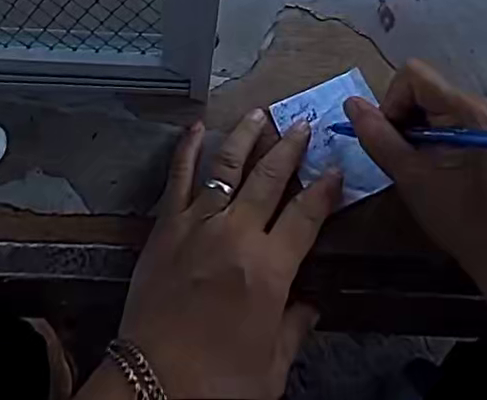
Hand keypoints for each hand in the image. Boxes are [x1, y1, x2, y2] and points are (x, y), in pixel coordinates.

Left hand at [117, 111, 342, 398]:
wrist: (151, 386)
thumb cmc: (217, 384)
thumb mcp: (271, 368)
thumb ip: (294, 328)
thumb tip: (311, 304)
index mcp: (268, 269)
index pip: (306, 216)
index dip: (325, 190)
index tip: (336, 168)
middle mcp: (236, 234)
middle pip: (270, 178)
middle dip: (290, 147)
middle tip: (303, 124)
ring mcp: (199, 223)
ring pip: (227, 165)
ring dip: (246, 136)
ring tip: (259, 113)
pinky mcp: (167, 225)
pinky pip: (178, 176)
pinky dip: (187, 148)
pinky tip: (195, 127)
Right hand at [342, 60, 486, 279]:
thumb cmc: (461, 218)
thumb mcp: (410, 176)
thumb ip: (378, 136)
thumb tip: (350, 103)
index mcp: (465, 109)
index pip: (413, 75)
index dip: (392, 100)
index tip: (389, 137)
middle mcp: (476, 104)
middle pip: (420, 86)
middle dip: (400, 115)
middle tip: (398, 154)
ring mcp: (482, 119)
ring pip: (427, 102)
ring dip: (410, 127)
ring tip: (413, 163)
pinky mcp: (481, 134)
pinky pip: (441, 117)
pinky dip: (425, 135)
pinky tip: (428, 166)